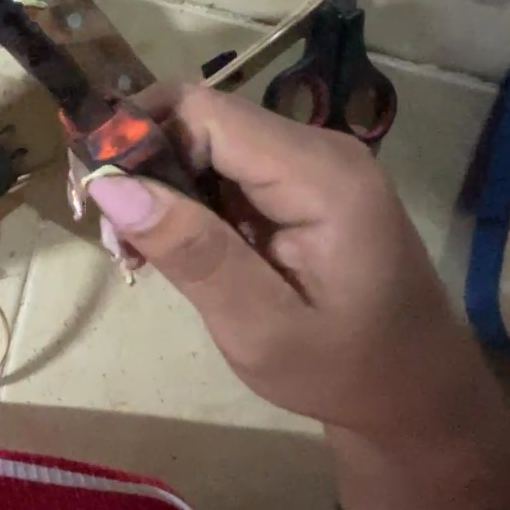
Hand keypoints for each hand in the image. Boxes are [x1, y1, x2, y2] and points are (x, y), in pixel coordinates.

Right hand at [86, 83, 488, 435]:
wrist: (416, 397)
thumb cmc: (344, 371)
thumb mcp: (259, 327)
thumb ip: (192, 252)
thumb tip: (110, 185)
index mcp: (320, 177)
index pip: (201, 112)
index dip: (135, 138)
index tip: (93, 198)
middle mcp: (314, 151)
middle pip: (194, 119)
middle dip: (134, 165)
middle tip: (109, 235)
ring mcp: (304, 165)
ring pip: (196, 141)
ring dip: (148, 187)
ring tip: (132, 251)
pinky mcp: (291, 185)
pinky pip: (212, 168)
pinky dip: (172, 200)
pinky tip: (161, 246)